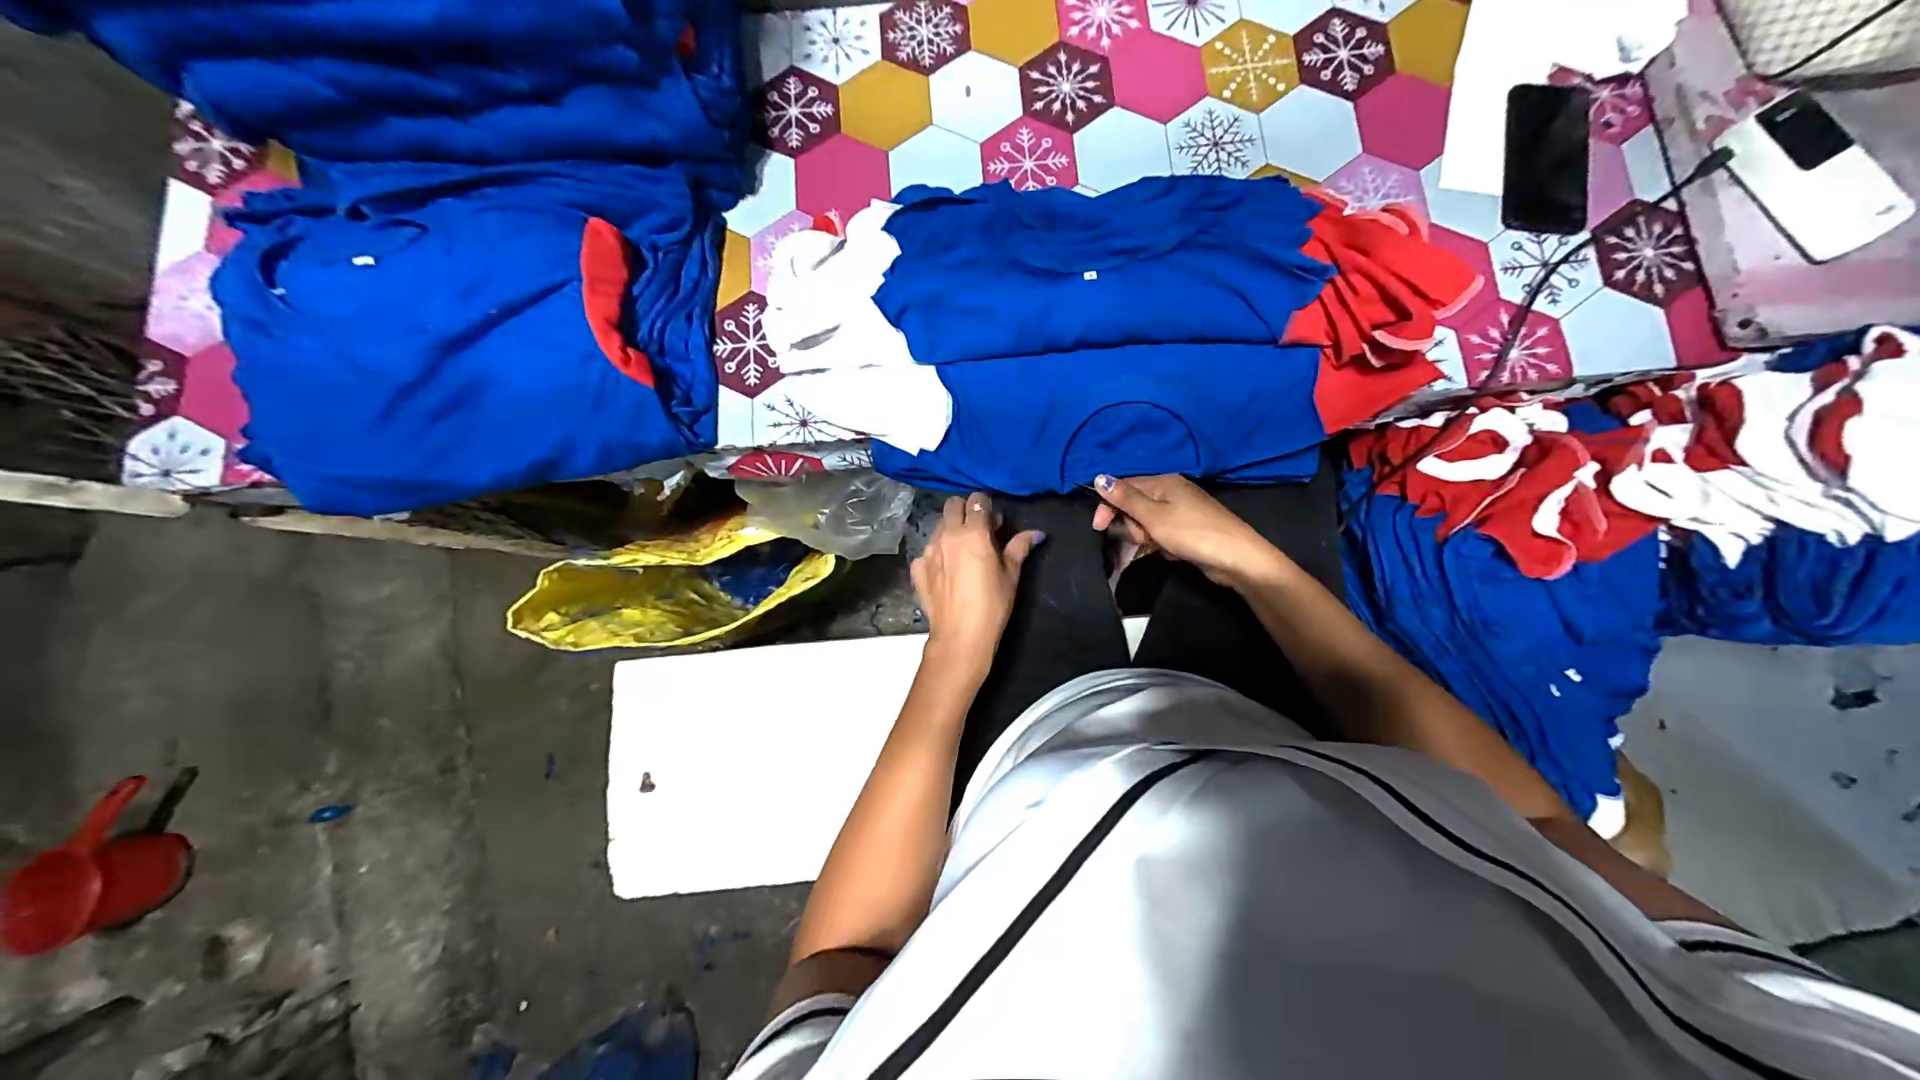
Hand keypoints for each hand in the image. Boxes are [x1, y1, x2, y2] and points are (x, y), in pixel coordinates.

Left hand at [911, 493, 1043, 665]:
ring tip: (963, 552)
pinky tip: (948, 571)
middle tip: (978, 530)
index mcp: (972, 533)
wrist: (959, 636)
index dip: (987, 507)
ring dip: (951, 531)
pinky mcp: (917, 568)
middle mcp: (946, 535)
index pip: (977, 501)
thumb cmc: (992, 604)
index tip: (995, 523)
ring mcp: (928, 551)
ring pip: (938, 526)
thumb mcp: (1011, 575)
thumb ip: (1019, 547)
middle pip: (952, 505)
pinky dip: (938, 553)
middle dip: (965, 511)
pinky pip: (927, 550)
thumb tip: (1036, 533)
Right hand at [1091, 474, 1286, 587]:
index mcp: (1163, 481)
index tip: (1098, 527)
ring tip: (1159, 546)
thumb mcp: (1153, 516)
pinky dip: (1160, 542)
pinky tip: (1171, 552)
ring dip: (1146, 536)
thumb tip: (1099, 477)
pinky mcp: (1188, 527)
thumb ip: (1125, 498)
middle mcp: (1172, 490)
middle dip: (1132, 524)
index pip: (1123, 487)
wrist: (1237, 558)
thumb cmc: (1192, 533)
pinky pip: (1161, 532)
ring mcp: (1181, 509)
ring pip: (1147, 521)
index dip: (1107, 505)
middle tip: (1144, 538)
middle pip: (1134, 504)